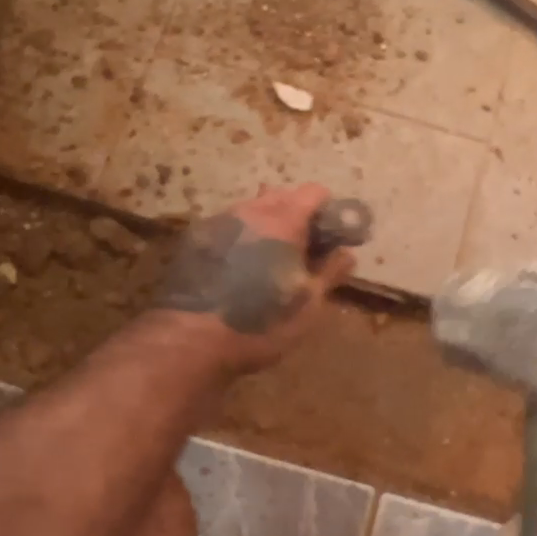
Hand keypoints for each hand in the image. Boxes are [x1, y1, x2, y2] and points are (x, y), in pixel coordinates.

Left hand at [153, 183, 356, 373]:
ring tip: (268, 263)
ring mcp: (217, 222)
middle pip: (281, 195)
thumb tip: (346, 253)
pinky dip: (241, 239)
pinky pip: (227, 227)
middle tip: (302, 253)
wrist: (190, 342)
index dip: (328, 211)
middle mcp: (249, 211)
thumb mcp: (309, 305)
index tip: (330, 238)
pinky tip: (238, 272)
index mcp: (283, 221)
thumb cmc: (261, 324)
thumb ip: (331, 272)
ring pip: (251, 210)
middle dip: (297, 216)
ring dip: (266, 227)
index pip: (314, 193)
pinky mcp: (194, 240)